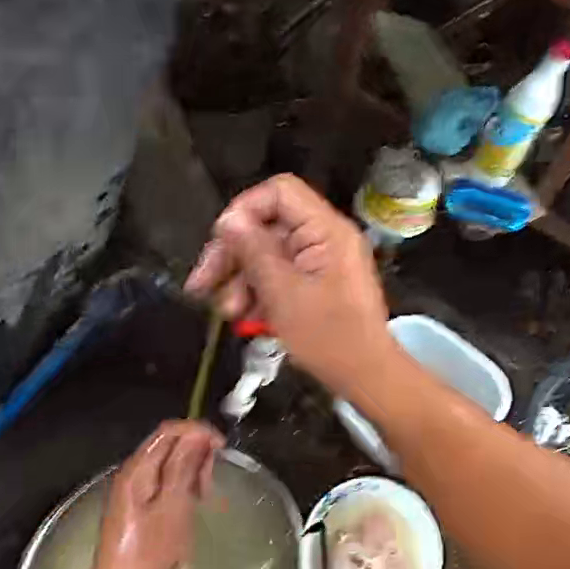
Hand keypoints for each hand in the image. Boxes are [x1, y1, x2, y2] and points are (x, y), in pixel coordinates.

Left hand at [89, 421, 223, 568]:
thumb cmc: (151, 551)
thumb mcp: (174, 505)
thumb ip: (184, 465)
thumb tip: (198, 433)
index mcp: (137, 469)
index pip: (169, 431)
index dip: (198, 431)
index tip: (222, 449)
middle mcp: (131, 473)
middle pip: (167, 444)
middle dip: (195, 452)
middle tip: (211, 481)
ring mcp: (131, 490)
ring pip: (167, 463)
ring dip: (190, 470)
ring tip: (204, 496)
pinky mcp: (135, 507)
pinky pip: (162, 482)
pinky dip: (182, 485)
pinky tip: (190, 505)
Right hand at [184, 174, 395, 394]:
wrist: (366, 376)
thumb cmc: (328, 336)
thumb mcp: (281, 292)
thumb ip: (253, 251)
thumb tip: (228, 220)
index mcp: (326, 230)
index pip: (280, 192)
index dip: (244, 210)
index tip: (220, 240)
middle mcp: (326, 238)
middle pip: (268, 227)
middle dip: (233, 255)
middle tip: (203, 284)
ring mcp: (323, 262)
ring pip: (270, 255)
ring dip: (242, 280)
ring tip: (227, 312)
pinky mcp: (319, 284)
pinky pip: (283, 276)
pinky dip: (260, 293)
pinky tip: (245, 318)